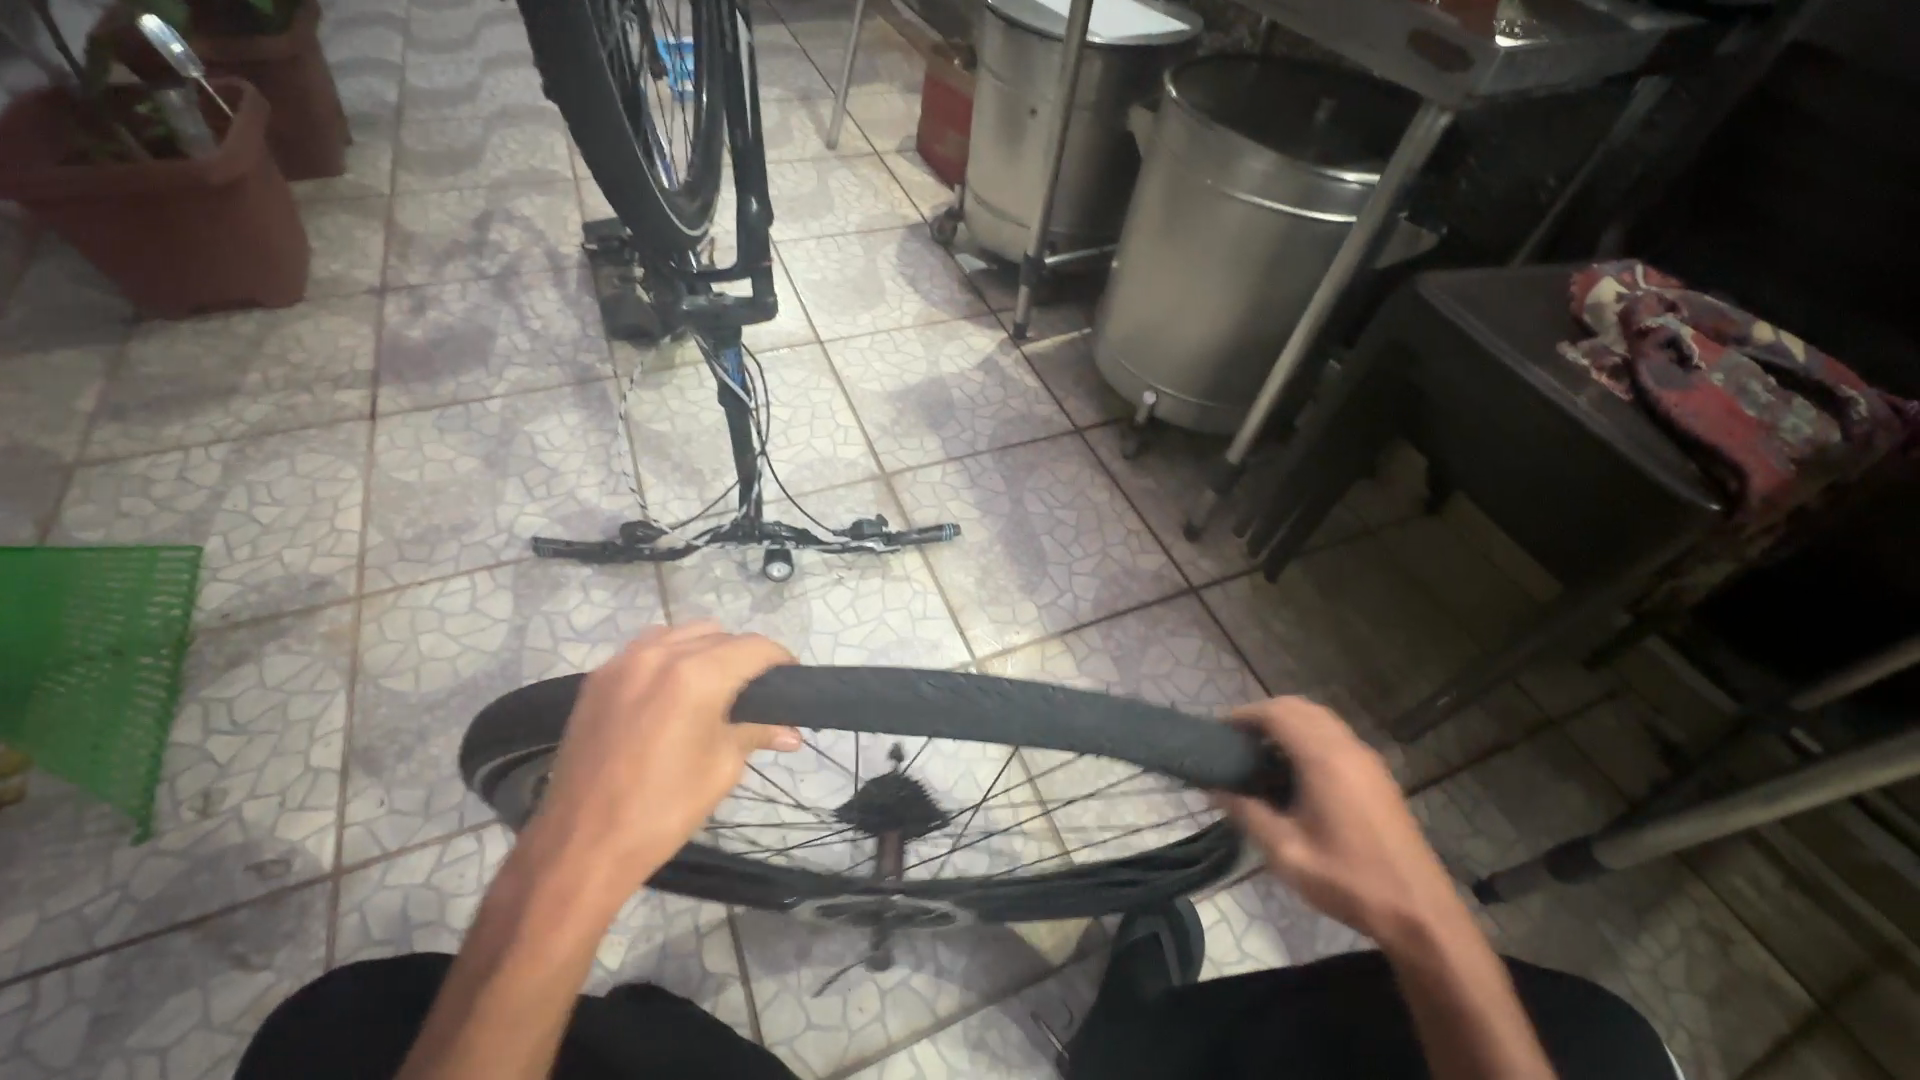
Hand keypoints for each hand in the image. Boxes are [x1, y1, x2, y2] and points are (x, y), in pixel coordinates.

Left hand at [528, 622, 801, 886]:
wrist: (582, 843)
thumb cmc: (663, 810)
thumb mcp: (722, 768)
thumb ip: (755, 733)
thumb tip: (791, 732)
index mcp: (695, 676)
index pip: (754, 647)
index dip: (780, 660)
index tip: (792, 680)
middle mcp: (658, 655)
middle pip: (719, 636)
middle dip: (744, 657)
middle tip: (757, 693)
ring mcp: (622, 663)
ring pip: (681, 634)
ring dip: (706, 650)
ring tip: (715, 688)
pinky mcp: (597, 679)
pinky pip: (647, 649)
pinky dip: (670, 657)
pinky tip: (674, 691)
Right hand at [1217, 697, 1463, 948]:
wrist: (1418, 910)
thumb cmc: (1348, 880)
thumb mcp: (1286, 852)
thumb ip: (1247, 813)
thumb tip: (1214, 789)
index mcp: (1324, 760)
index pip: (1277, 713)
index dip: (1244, 715)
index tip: (1217, 731)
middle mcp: (1347, 749)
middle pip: (1299, 708)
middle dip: (1263, 715)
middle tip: (1235, 741)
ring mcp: (1367, 760)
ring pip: (1320, 719)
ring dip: (1287, 724)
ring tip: (1258, 754)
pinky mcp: (1377, 776)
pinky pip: (1336, 737)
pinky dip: (1308, 737)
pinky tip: (1293, 772)